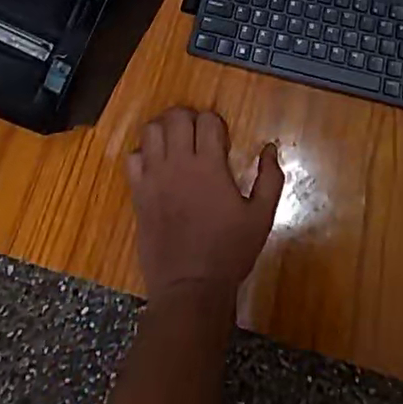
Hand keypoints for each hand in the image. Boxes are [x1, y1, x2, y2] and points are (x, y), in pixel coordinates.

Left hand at [126, 107, 283, 304]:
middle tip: (198, 136)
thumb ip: (269, 178)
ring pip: (151, 131)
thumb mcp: (261, 216)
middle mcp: (178, 164)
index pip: (207, 120)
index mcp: (210, 166)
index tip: (222, 142)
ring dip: (165, 130)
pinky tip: (157, 167)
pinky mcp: (138, 193)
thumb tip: (270, 148)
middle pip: (176, 117)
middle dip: (189, 118)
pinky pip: (132, 158)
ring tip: (176, 144)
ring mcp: (154, 177)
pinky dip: (144, 155)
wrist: (190, 286)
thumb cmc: (230, 251)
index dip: (216, 124)